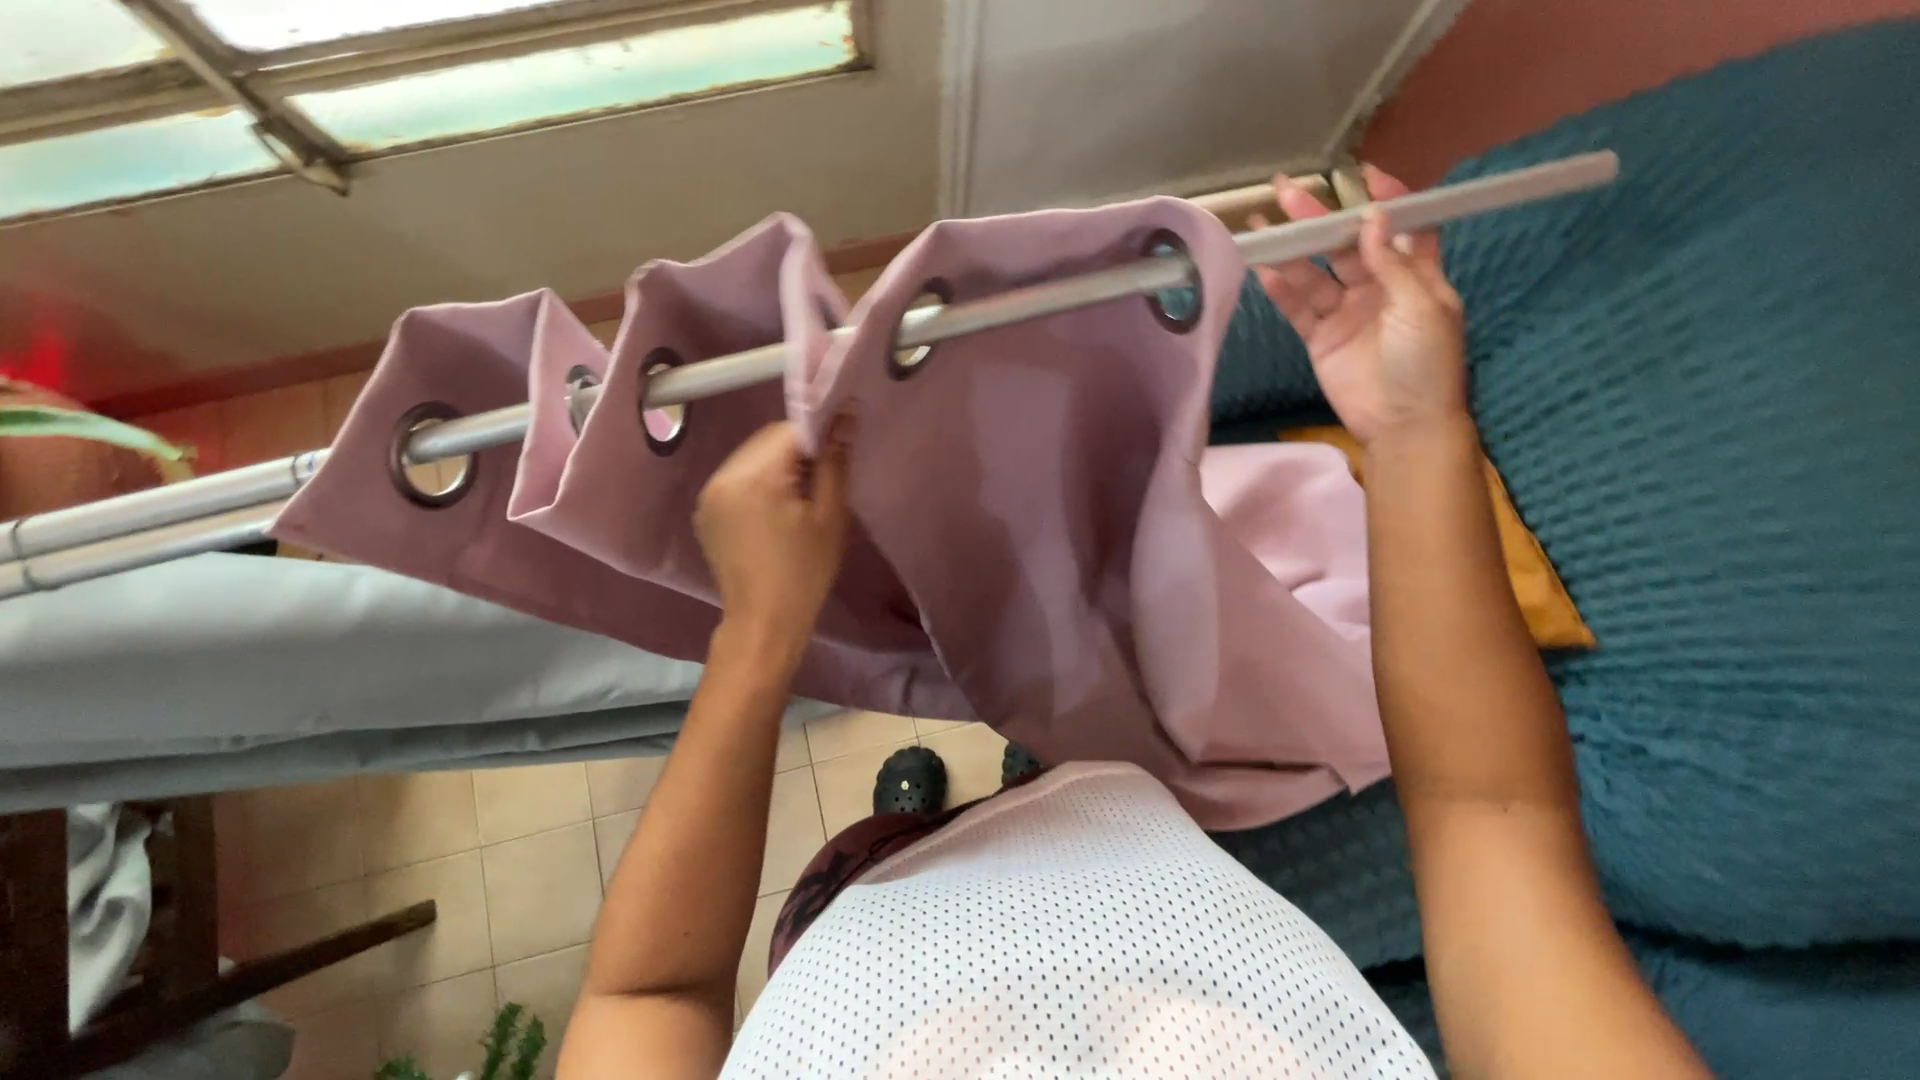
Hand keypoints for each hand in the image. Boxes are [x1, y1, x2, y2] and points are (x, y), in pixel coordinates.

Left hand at [694, 417, 852, 660]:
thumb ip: (835, 460)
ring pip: (752, 457)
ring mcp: (709, 494)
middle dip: (796, 452)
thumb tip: (847, 413)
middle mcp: (723, 476)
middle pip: (767, 440)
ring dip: (778, 467)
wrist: (764, 622)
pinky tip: (775, 513)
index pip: (790, 430)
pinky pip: (737, 478)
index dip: (817, 438)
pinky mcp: (706, 510)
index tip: (835, 462)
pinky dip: (759, 483)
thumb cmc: (805, 571)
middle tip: (820, 485)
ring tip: (798, 502)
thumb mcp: (831, 516)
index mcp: (754, 476)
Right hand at [1251, 165, 1469, 447]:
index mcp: (1416, 275)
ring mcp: (1346, 312)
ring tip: (1261, 225)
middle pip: (1346, 244)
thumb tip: (1372, 219)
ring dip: (1291, 249)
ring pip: (1315, 273)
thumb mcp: (1421, 306)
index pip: (1401, 226)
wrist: (1402, 422)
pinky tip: (1264, 268)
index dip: (1385, 199)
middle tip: (1288, 191)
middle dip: (1319, 217)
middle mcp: (1379, 288)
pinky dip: (1282, 288)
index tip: (1362, 176)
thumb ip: (1394, 263)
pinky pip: (1298, 307)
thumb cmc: (1426, 362)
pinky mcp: (1320, 337)